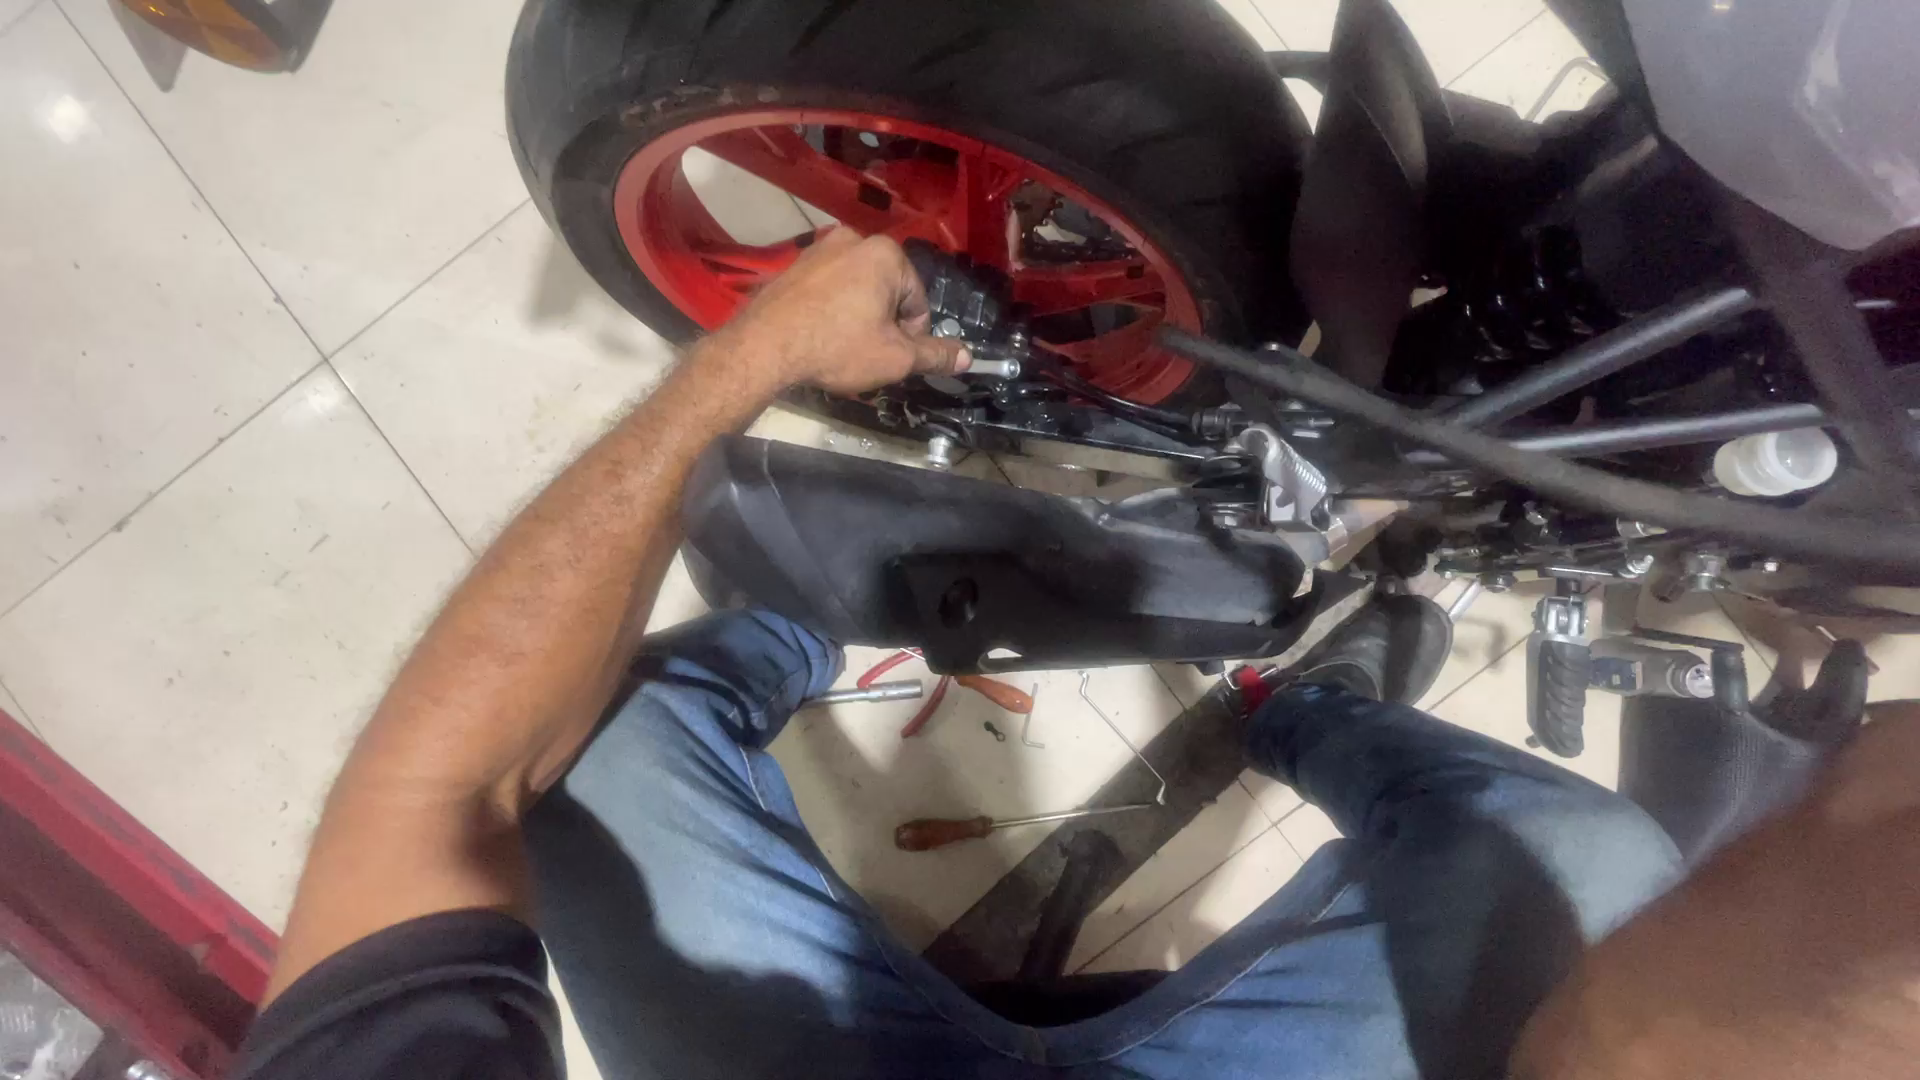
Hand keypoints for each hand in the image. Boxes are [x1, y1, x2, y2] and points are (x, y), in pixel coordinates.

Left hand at [701, 229, 970, 394]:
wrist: (765, 347)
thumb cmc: (838, 347)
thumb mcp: (896, 358)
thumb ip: (934, 355)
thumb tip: (966, 356)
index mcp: (886, 254)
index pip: (918, 302)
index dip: (912, 337)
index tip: (893, 357)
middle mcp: (854, 239)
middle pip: (888, 292)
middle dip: (884, 324)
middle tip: (868, 355)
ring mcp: (819, 248)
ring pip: (857, 290)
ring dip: (859, 318)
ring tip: (842, 348)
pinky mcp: (794, 265)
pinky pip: (828, 290)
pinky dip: (832, 311)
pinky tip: (820, 337)